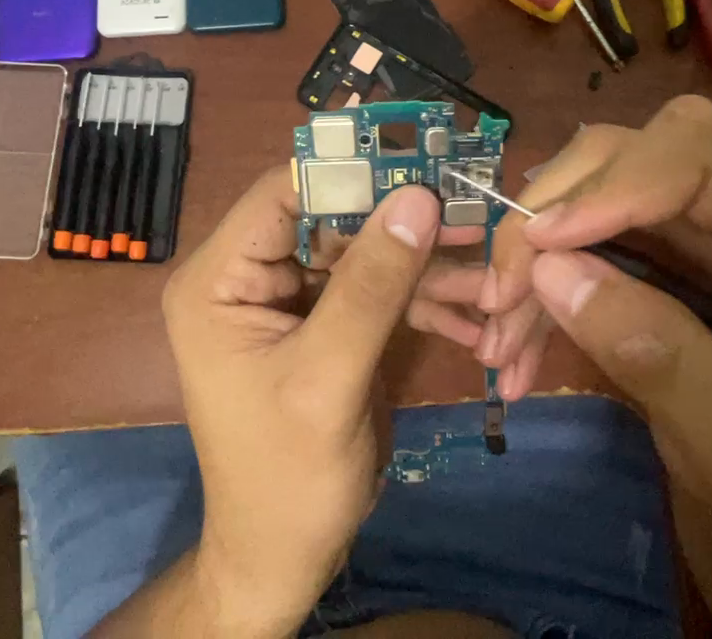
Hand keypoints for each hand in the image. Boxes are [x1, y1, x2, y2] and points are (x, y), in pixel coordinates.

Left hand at [160, 167, 444, 633]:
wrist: (286, 556)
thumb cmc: (284, 476)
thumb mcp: (325, 379)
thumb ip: (370, 286)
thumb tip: (417, 196)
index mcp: (221, 278)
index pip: (285, 193)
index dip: (351, 169)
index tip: (422, 156)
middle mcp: (253, 274)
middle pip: (334, 216)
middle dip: (403, 219)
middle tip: (472, 209)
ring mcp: (295, 297)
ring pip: (366, 251)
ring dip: (427, 262)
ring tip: (490, 263)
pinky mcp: (330, 322)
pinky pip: (379, 289)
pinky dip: (425, 297)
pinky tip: (476, 309)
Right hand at [457, 96, 711, 535]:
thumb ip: (650, 347)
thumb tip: (552, 271)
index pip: (699, 160)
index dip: (613, 187)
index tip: (542, 244)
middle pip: (630, 151)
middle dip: (552, 212)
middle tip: (502, 294)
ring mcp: (695, 206)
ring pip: (591, 177)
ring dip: (532, 248)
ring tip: (500, 334)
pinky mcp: (656, 224)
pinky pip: (579, 216)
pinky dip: (538, 270)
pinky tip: (515, 334)